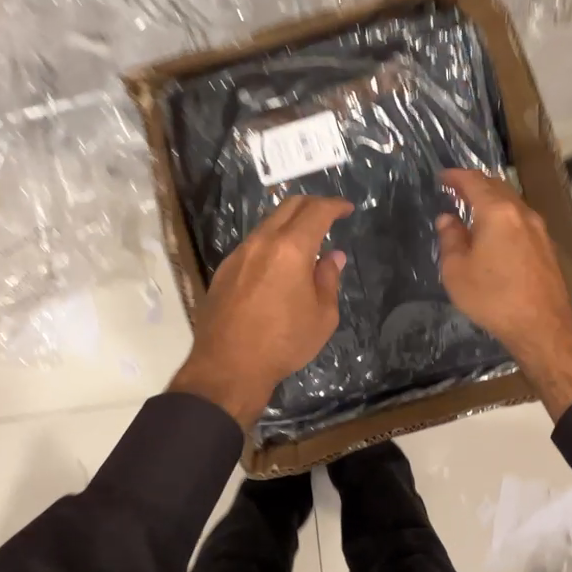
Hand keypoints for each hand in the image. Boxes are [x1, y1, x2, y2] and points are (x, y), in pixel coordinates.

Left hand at [169, 195, 353, 427]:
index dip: (335, 205)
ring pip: (268, 224)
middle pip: (289, 206)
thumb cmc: (282, 343)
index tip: (347, 209)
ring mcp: (239, 254)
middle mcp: (262, 242)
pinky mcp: (224, 269)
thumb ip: (328, 280)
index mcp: (290, 248)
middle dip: (313, 204)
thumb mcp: (322, 316)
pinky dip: (271, 244)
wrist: (227, 367)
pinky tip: (278, 266)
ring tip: (305, 244)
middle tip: (329, 215)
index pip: (316, 211)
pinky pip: (253, 245)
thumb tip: (332, 257)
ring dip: (289, 224)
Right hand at [437, 169, 571, 419]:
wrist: (543, 327)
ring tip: (473, 209)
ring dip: (492, 200)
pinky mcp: (546, 247)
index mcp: (497, 212)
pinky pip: (520, 219)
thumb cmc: (493, 297)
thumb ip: (450, 238)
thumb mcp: (457, 270)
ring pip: (512, 202)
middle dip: (475, 184)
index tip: (442, 177)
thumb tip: (448, 219)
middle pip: (497, 186)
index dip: (456, 176)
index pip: (474, 182)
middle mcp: (521, 213)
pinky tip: (495, 232)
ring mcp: (538, 229)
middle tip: (456, 189)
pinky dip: (504, 215)